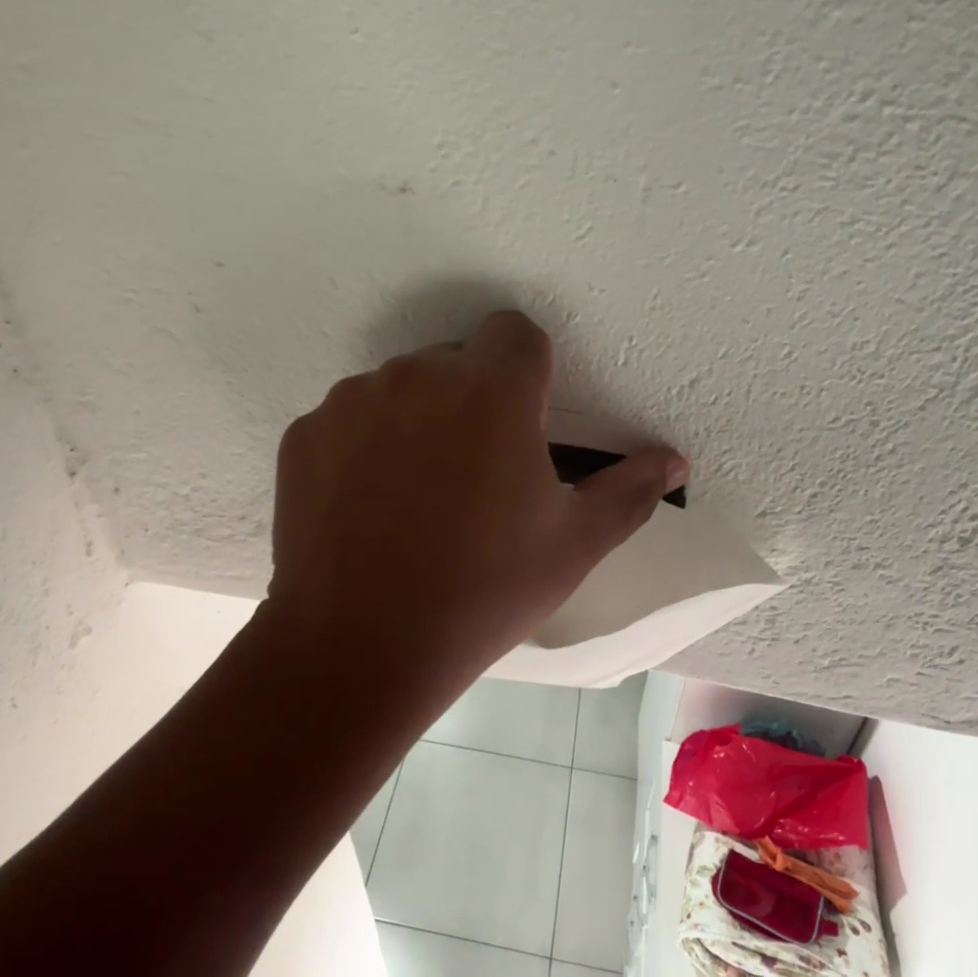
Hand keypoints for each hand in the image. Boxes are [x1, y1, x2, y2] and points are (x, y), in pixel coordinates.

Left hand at [267, 311, 687, 676]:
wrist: (359, 645)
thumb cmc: (483, 591)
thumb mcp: (573, 545)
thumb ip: (629, 490)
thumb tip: (673, 459)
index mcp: (490, 390)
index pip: (516, 332)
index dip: (529, 371)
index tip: (526, 425)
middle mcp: (416, 375)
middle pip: (455, 362)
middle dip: (472, 400)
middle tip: (475, 477)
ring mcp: (350, 401)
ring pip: (398, 389)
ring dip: (415, 422)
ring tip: (417, 500)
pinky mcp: (303, 434)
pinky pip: (346, 422)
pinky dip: (361, 449)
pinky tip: (367, 511)